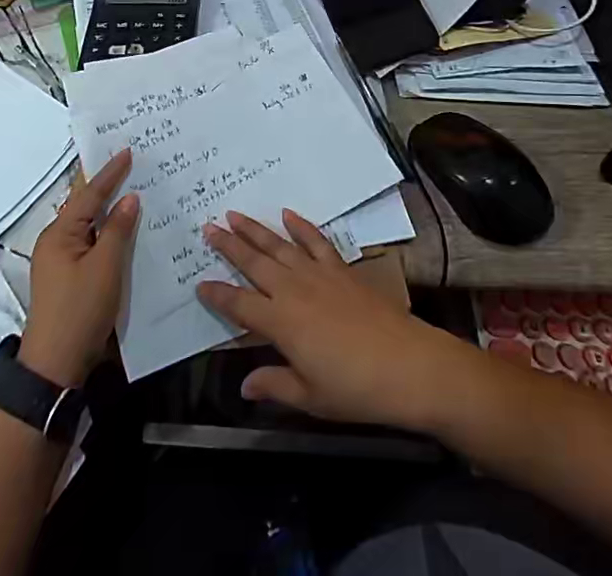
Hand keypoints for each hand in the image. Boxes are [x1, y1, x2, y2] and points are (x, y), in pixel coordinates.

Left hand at [19, 149, 138, 388]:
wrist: (56, 363)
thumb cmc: (80, 310)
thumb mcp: (105, 268)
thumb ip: (118, 231)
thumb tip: (128, 199)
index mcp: (59, 234)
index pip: (89, 195)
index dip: (110, 174)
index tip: (127, 152)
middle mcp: (55, 242)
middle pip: (86, 208)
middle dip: (108, 188)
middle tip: (132, 167)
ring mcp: (60, 261)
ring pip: (90, 228)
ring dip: (110, 213)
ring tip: (134, 194)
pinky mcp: (68, 278)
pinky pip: (91, 246)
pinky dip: (108, 236)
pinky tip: (126, 234)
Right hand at [196, 211, 471, 431]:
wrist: (412, 366)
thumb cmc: (357, 389)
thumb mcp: (310, 397)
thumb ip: (274, 385)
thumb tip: (245, 386)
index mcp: (279, 322)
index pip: (238, 304)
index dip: (216, 294)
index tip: (199, 284)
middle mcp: (293, 291)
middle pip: (253, 263)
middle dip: (228, 245)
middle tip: (208, 226)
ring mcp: (319, 275)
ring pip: (279, 246)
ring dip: (255, 229)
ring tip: (235, 214)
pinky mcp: (342, 270)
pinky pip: (317, 241)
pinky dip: (301, 226)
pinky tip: (288, 215)